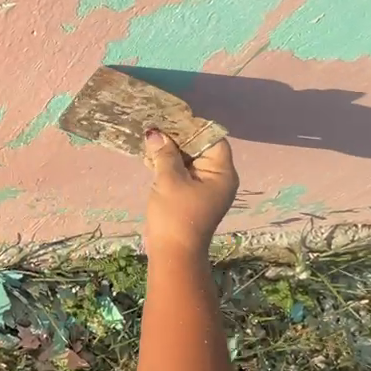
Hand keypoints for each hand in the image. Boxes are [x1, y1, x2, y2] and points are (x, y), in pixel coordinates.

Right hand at [142, 131, 236, 256]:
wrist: (174, 252)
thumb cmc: (176, 215)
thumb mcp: (168, 180)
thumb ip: (163, 154)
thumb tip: (155, 133)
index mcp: (221, 173)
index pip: (212, 139)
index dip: (192, 127)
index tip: (169, 117)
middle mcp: (217, 178)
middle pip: (200, 148)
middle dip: (177, 137)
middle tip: (155, 124)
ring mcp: (203, 187)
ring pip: (188, 159)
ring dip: (170, 150)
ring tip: (149, 136)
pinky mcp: (190, 195)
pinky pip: (181, 172)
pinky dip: (167, 163)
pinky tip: (150, 155)